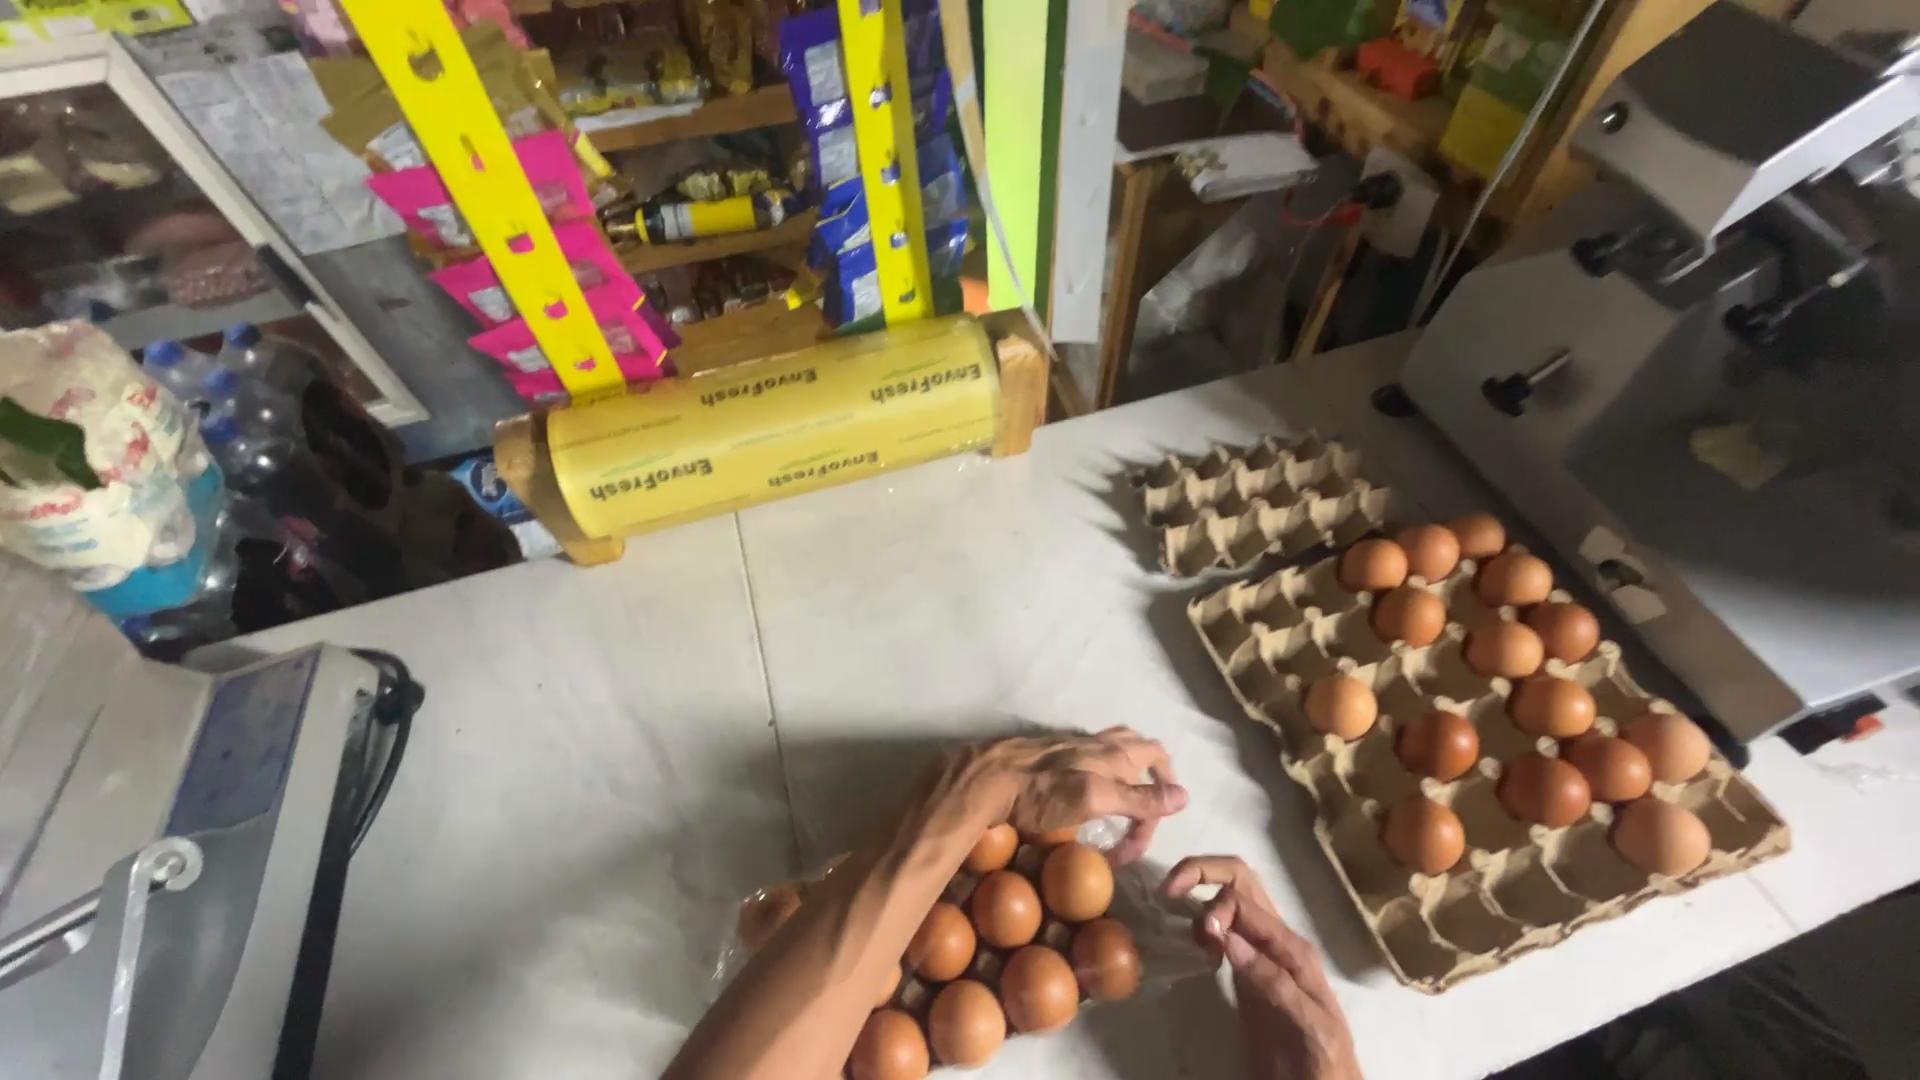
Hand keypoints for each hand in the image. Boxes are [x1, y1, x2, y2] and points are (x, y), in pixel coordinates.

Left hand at [967, 727, 1186, 862]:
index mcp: (1114, 752)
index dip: (1158, 807)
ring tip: (1126, 798)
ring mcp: (1074, 745)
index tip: (1135, 847)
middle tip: (1148, 813)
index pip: (1159, 765)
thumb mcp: (1095, 798)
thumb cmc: (1042, 793)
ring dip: (1130, 770)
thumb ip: (1139, 797)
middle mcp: (1098, 742)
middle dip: (1154, 776)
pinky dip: (1103, 770)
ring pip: (1116, 745)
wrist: (989, 779)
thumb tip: (1184, 796)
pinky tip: (1089, 789)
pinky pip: (1091, 754)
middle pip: (1141, 746)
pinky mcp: (1053, 753)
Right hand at [1164, 857, 1361, 1079]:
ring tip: (1177, 916)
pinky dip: (1201, 918)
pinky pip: (1223, 927)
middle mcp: (1276, 939)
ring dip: (1199, 894)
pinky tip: (1189, 938)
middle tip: (1167, 891)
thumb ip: (1273, 981)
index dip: (1216, 904)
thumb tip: (1227, 935)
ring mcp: (1260, 952)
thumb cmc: (1324, 1065)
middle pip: (1238, 879)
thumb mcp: (1308, 1026)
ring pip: (1229, 897)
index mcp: (1292, 947)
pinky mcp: (1247, 969)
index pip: (1245, 899)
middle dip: (1201, 871)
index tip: (1199, 933)